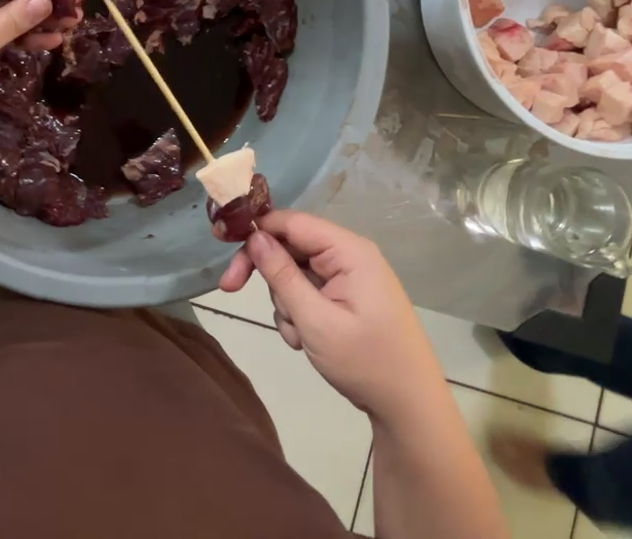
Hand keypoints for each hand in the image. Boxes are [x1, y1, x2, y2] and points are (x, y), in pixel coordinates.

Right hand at [219, 211, 442, 418]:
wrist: (410, 409)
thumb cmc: (367, 362)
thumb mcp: (316, 321)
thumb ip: (283, 276)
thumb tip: (254, 236)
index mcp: (349, 251)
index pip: (291, 222)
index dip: (254, 230)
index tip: (220, 244)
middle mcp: (349, 256)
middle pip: (289, 246)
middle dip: (266, 273)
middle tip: (230, 289)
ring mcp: (348, 278)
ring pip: (294, 272)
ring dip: (285, 302)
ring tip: (300, 335)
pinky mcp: (346, 298)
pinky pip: (307, 292)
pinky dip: (298, 314)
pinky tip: (306, 340)